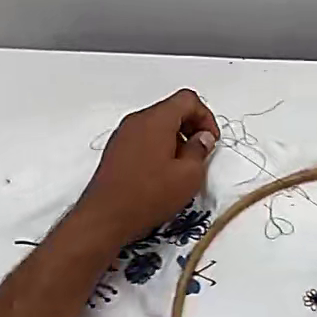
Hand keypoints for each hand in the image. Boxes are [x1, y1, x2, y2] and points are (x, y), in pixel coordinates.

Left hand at [70, 89, 218, 246]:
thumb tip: (202, 139)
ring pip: (156, 125)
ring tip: (182, 168)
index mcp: (156, 120)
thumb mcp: (188, 176)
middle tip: (200, 153)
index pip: (187, 99)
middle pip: (171, 110)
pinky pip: (143, 138)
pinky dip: (158, 147)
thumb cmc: (147, 196)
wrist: (105, 217)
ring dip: (175, 139)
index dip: (205, 117)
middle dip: (191, 127)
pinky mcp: (115, 150)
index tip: (210, 140)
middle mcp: (137, 121)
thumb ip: (200, 150)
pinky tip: (162, 174)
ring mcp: (122, 135)